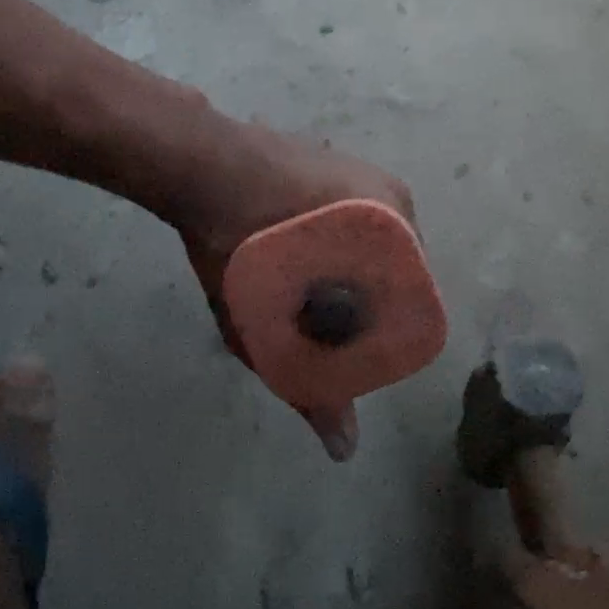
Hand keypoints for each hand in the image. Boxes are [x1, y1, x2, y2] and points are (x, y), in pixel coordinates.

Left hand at [172, 122, 414, 461]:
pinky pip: (347, 217)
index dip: (377, 334)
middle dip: (358, 305)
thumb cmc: (242, 242)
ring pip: (368, 245)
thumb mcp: (268, 322)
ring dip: (342, 273)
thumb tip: (345, 450)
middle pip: (389, 272)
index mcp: (399, 225)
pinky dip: (330, 244)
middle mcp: (393, 194)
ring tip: (300, 293)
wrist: (197, 165)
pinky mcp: (332, 159)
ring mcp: (361, 170)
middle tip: (314, 326)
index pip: (411, 301)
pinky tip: (293, 256)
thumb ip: (309, 384)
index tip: (339, 350)